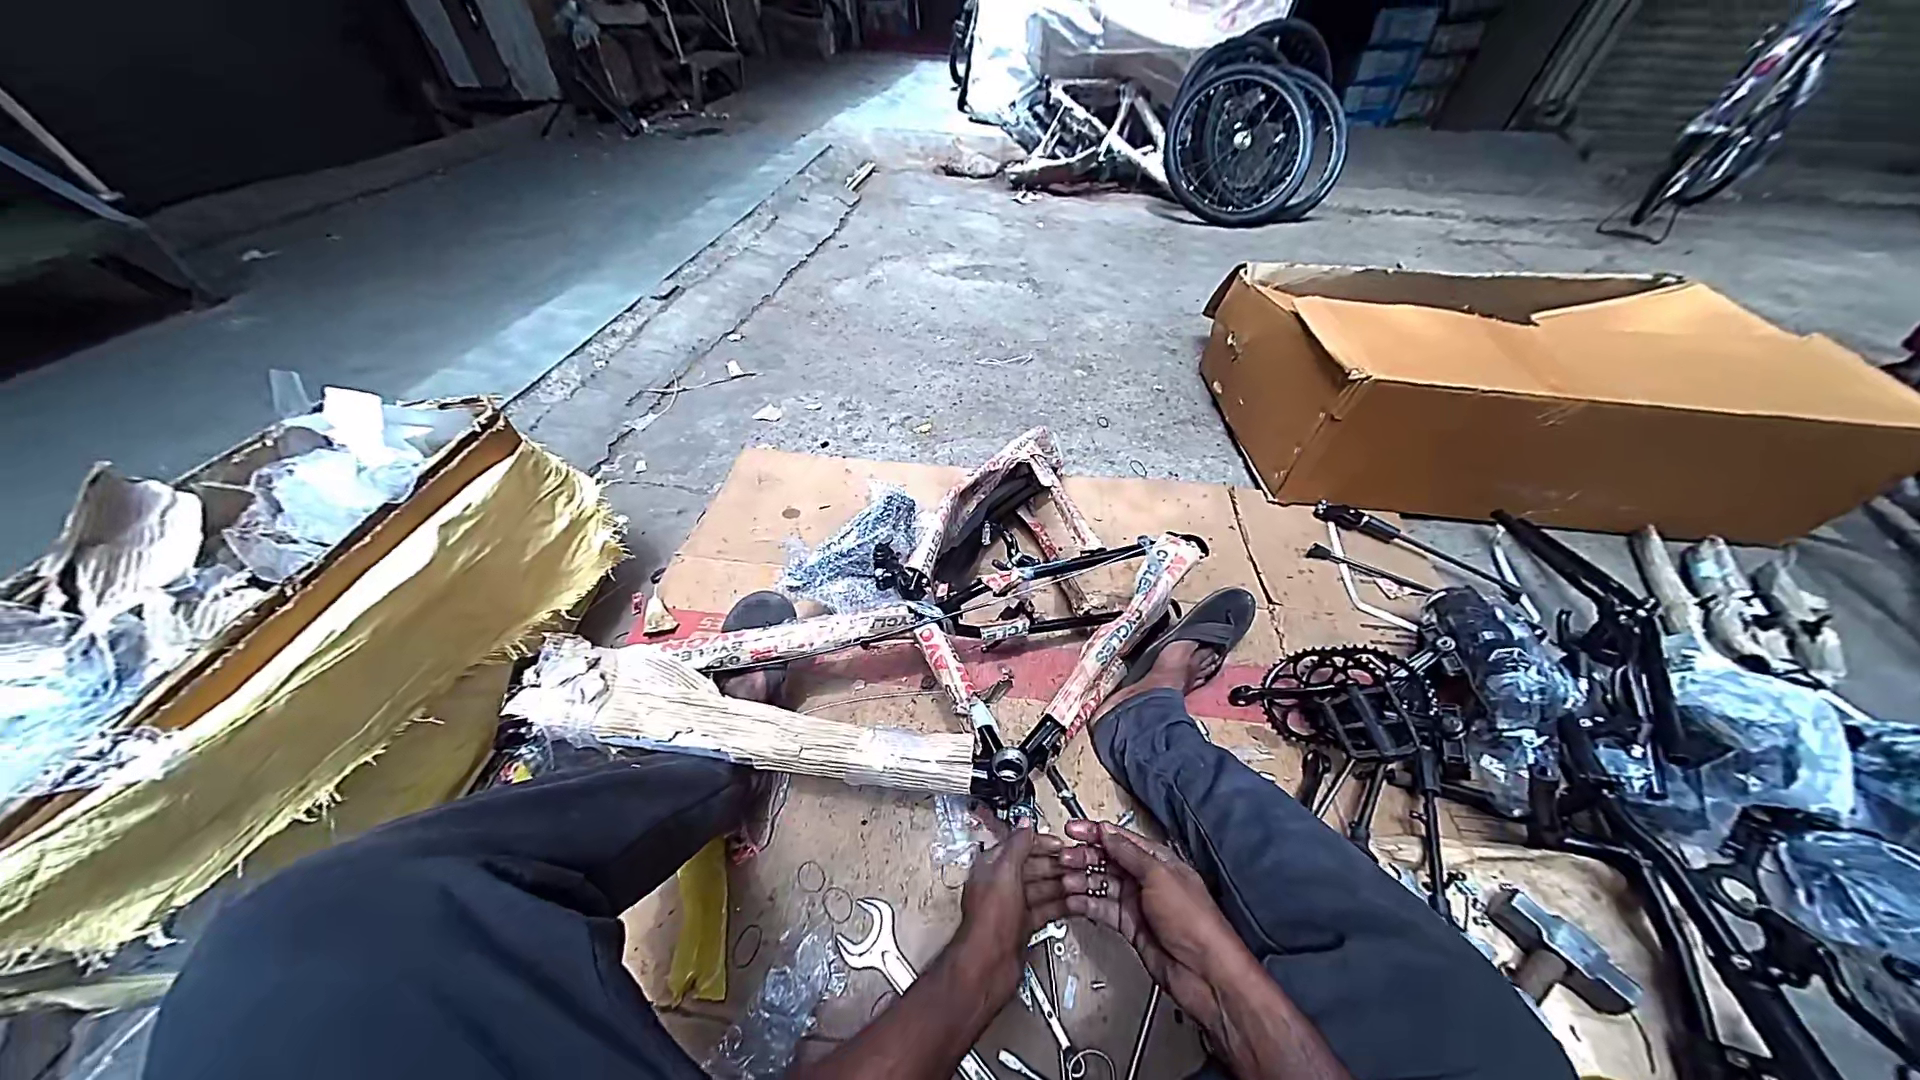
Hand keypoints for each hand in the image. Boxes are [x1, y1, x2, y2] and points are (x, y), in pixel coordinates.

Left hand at [950, 825, 1066, 1001]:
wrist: (987, 966)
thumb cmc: (989, 921)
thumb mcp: (1005, 872)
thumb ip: (1017, 846)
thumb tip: (1024, 823)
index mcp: (992, 867)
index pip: (1019, 846)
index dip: (1040, 843)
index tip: (1060, 844)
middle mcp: (1000, 885)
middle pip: (1032, 867)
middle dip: (1054, 864)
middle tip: (1076, 863)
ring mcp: (1012, 907)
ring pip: (1040, 889)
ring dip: (1060, 884)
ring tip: (1080, 881)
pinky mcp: (1022, 927)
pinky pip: (1044, 910)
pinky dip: (1059, 906)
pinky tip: (1073, 903)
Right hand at [1057, 820, 1251, 1031]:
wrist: (1206, 975)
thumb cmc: (1195, 923)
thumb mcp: (1159, 877)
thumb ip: (1129, 853)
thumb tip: (1108, 832)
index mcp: (1157, 860)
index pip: (1119, 839)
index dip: (1095, 832)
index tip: (1073, 829)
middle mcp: (1146, 879)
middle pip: (1108, 860)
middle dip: (1084, 856)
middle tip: (1064, 857)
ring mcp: (1137, 903)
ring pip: (1102, 883)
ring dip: (1082, 879)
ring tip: (1065, 879)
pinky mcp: (1130, 926)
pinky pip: (1103, 908)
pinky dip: (1086, 902)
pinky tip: (1073, 900)